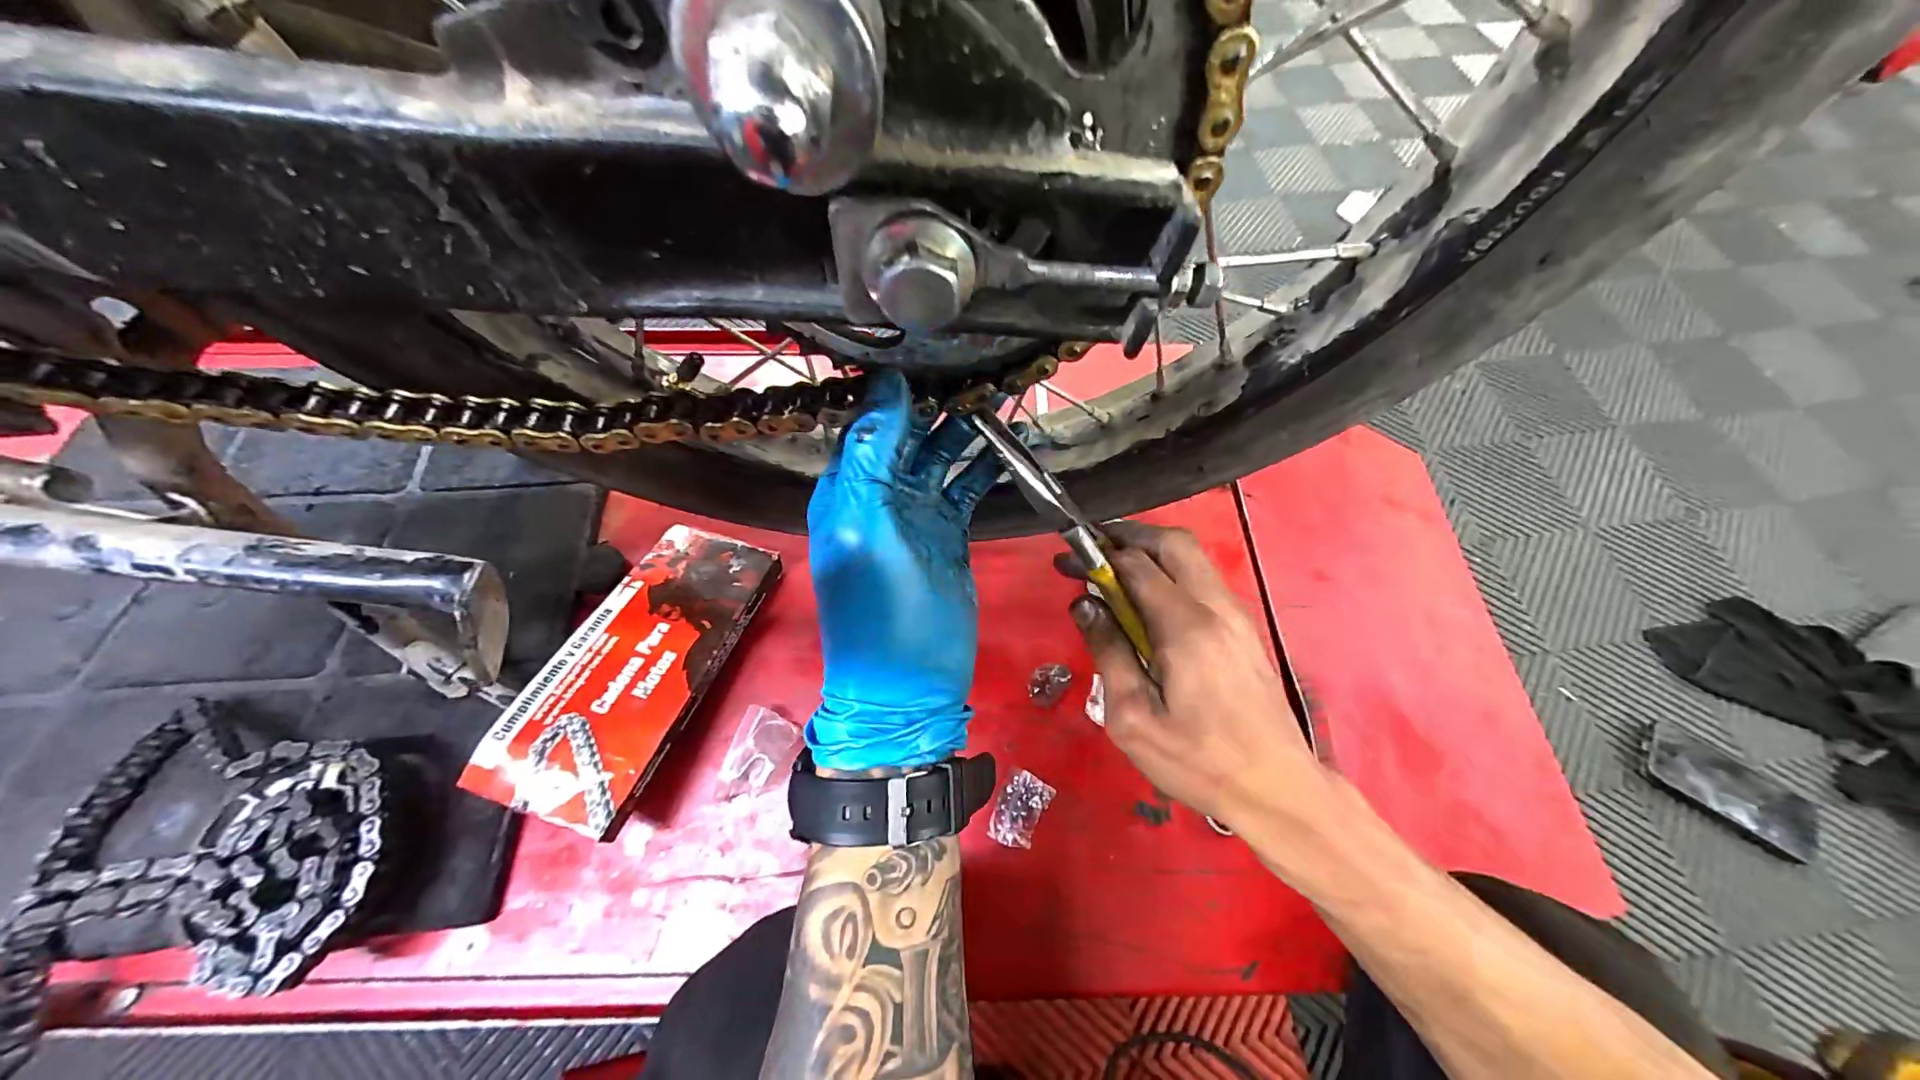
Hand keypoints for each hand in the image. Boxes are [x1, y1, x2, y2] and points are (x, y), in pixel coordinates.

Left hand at [807, 370, 1002, 771]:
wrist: (909, 683)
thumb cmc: (878, 610)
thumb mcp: (862, 527)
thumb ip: (871, 457)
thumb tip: (886, 388)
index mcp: (849, 487)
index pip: (872, 421)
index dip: (899, 387)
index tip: (933, 349)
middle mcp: (881, 492)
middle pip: (912, 431)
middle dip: (941, 400)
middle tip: (980, 367)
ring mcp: (918, 511)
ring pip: (943, 453)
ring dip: (968, 427)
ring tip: (1000, 394)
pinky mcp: (950, 530)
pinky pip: (966, 484)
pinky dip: (985, 463)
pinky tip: (1010, 442)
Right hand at [1064, 522, 1328, 829]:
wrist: (1279, 788)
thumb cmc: (1198, 762)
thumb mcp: (1134, 718)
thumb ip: (1109, 654)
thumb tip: (1085, 606)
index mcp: (1185, 628)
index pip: (1136, 565)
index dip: (1097, 554)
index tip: (1067, 560)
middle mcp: (1216, 609)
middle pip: (1174, 543)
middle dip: (1129, 536)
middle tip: (1094, 551)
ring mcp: (1237, 617)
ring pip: (1193, 559)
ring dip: (1152, 553)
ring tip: (1116, 574)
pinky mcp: (1245, 631)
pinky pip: (1204, 582)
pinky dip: (1172, 575)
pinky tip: (1150, 604)